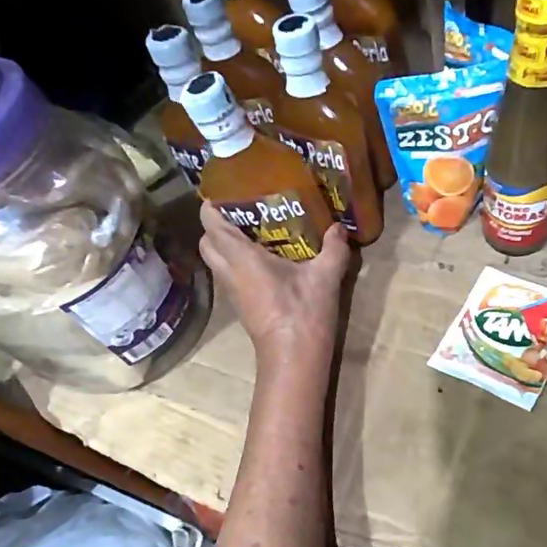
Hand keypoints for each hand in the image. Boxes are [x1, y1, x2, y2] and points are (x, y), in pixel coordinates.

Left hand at [199, 203, 351, 365]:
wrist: (293, 357)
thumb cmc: (303, 313)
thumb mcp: (325, 276)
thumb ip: (334, 247)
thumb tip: (339, 227)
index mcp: (240, 257)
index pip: (210, 223)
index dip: (212, 204)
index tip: (229, 189)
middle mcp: (228, 271)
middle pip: (206, 241)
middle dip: (216, 224)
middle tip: (243, 209)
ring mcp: (230, 290)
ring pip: (215, 259)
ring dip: (225, 243)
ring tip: (254, 228)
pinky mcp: (238, 303)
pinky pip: (228, 273)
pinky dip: (236, 260)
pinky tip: (263, 255)